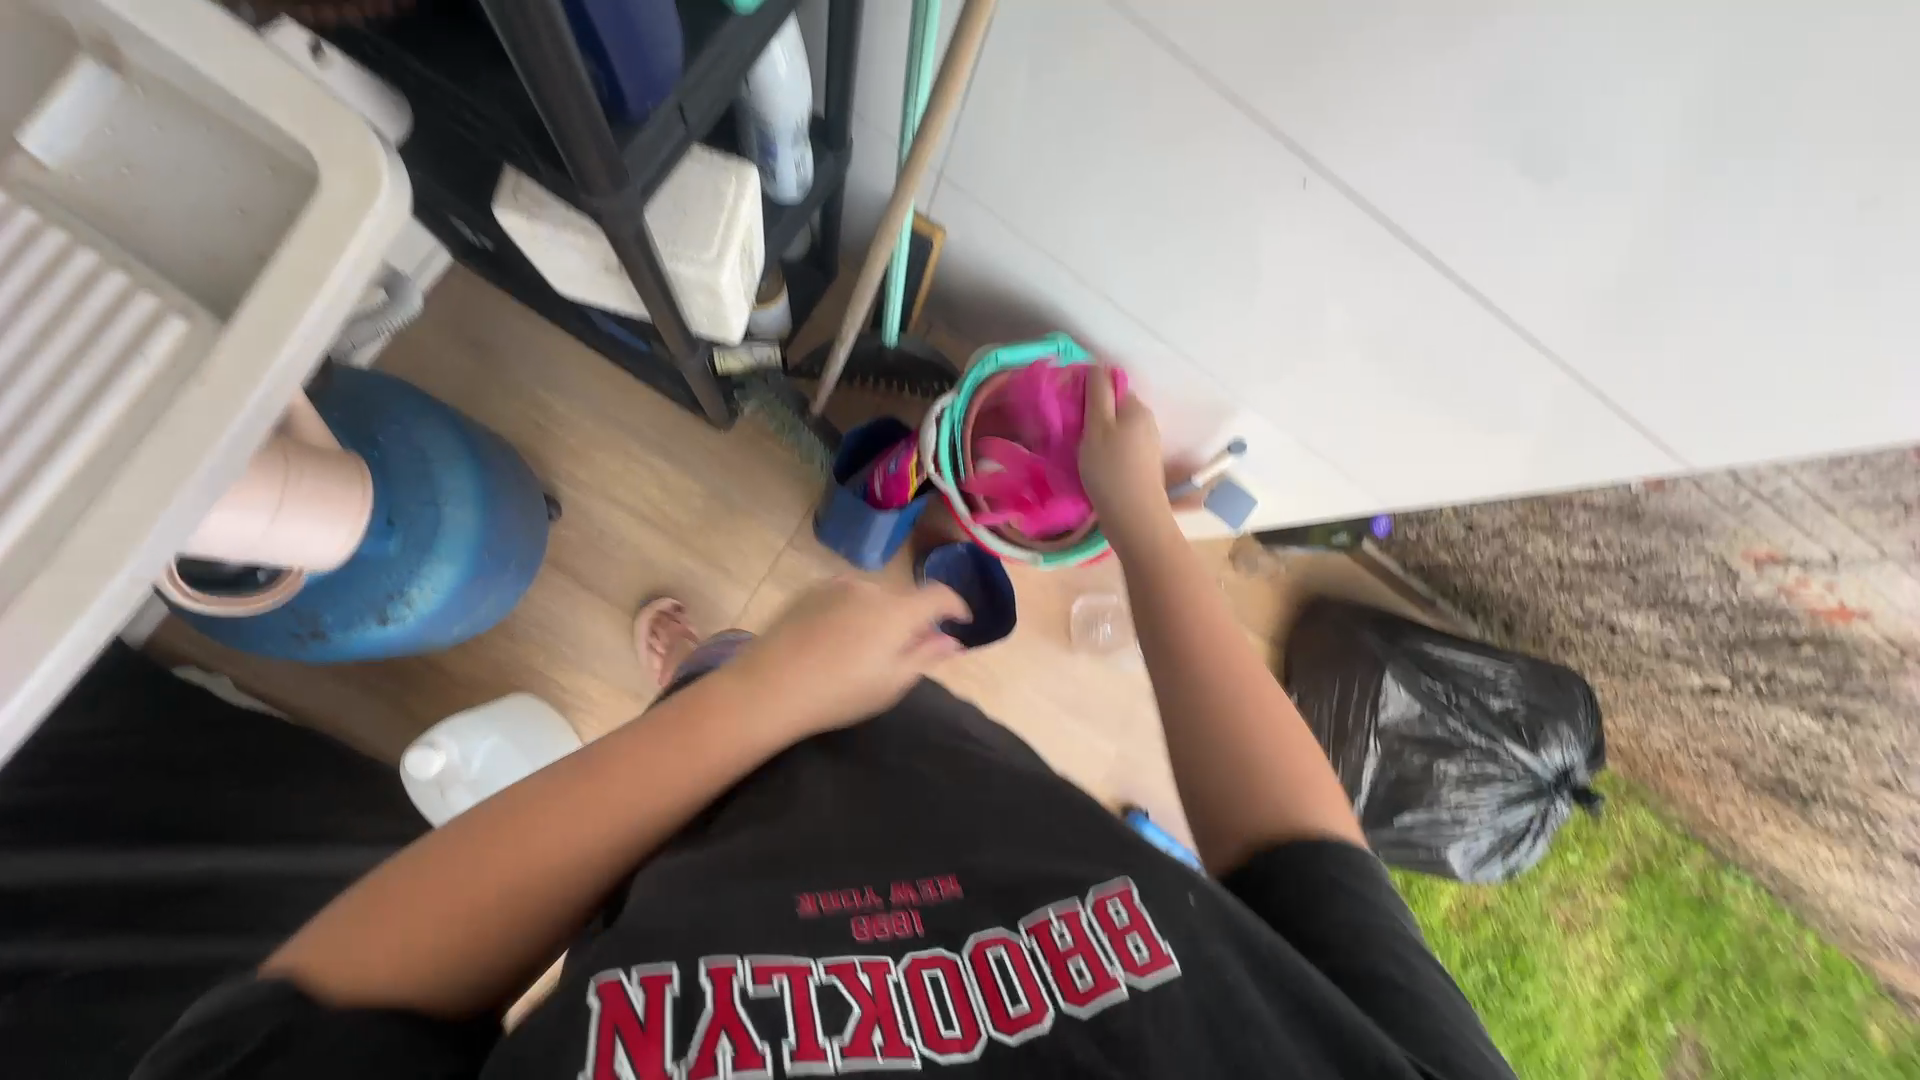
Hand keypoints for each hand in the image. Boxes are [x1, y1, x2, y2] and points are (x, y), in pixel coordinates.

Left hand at [727, 575, 970, 736]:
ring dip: (882, 613)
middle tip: (908, 649)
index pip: (939, 594)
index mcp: (897, 610)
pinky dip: (855, 610)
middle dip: (914, 618)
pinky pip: (847, 594)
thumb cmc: (838, 693)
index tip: (961, 621)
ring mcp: (837, 585)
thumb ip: (926, 656)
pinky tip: (838, 639)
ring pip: (875, 595)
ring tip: (867, 648)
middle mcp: (871, 587)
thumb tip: (952, 639)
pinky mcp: (811, 590)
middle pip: (905, 597)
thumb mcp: (891, 684)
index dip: (956, 605)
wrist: (768, 687)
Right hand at [1080, 365, 1171, 546]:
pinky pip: (1121, 444)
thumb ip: (1097, 394)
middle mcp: (1146, 420)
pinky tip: (1095, 463)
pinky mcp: (1144, 462)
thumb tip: (1097, 367)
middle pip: (1114, 405)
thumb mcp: (1097, 427)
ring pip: (1117, 426)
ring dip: (1098, 432)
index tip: (1068, 407)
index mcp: (1135, 406)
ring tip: (1079, 448)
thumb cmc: (1110, 469)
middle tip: (1070, 429)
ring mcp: (1147, 442)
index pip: (1110, 383)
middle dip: (1093, 412)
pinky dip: (1107, 448)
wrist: (1134, 516)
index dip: (1088, 391)